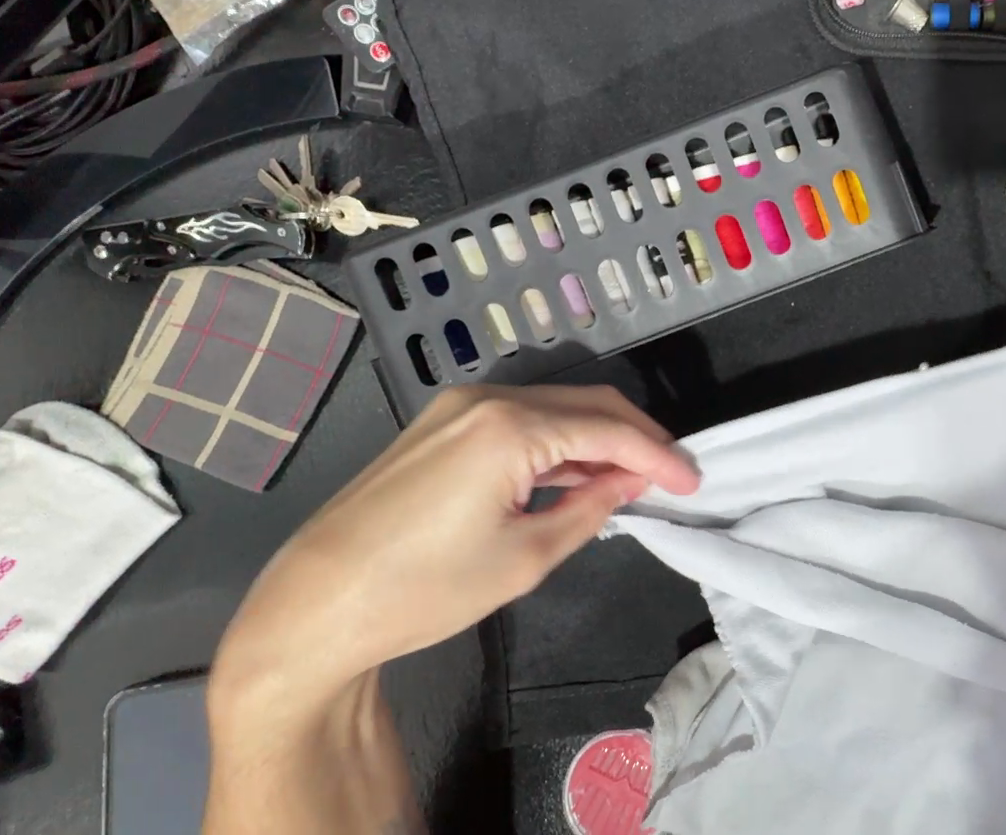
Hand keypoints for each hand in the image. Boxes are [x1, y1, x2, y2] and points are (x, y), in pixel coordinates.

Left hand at [211, 385, 698, 711]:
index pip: (609, 431)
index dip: (658, 455)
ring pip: (555, 407)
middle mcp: (486, 398)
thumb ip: (592, 508)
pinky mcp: (441, 423)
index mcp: (510, 427)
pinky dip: (559, 442)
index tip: (692, 481)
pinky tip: (576, 473)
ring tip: (630, 479)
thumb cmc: (424, 589)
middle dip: (635, 437)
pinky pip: (521, 419)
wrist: (313, 606)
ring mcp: (458, 406)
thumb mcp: (526, 557)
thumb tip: (631, 482)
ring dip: (598, 439)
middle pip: (587, 403)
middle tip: (670, 474)